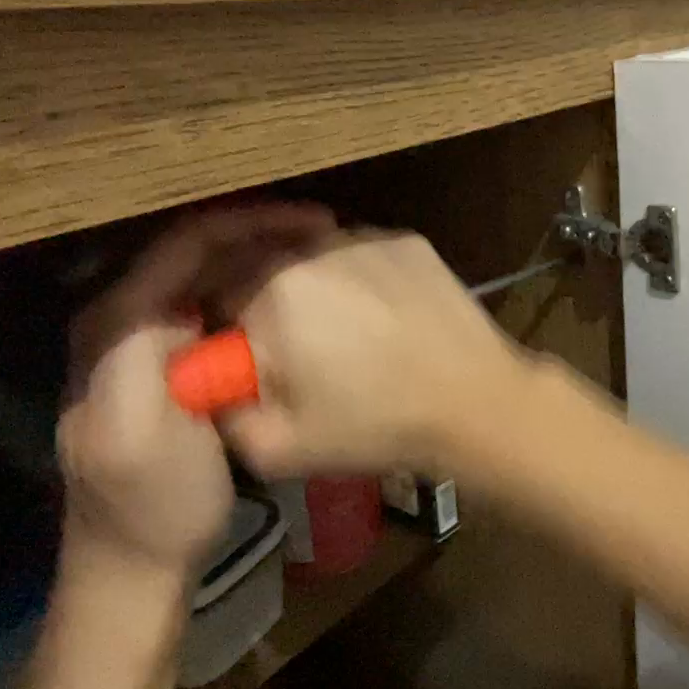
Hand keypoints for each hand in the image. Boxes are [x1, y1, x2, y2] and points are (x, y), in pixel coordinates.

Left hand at [59, 204, 334, 571]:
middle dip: (262, 234)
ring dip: (263, 259)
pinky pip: (219, 305)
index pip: (184, 245)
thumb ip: (143, 352)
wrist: (140, 566)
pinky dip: (257, 291)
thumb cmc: (151, 501)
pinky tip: (293, 296)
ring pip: (211, 275)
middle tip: (325, 235)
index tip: (311, 224)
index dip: (249, 224)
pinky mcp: (176, 363)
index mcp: (115, 324)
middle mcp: (126, 320)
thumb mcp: (139, 431)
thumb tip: (184, 288)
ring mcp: (151, 342)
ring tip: (317, 256)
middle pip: (198, 252)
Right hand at [217, 231, 534, 478]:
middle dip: (272, 302)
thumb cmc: (375, 426)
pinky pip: (365, 254)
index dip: (230, 326)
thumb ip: (227, 414)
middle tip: (303, 347)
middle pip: (268, 264)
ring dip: (318, 285)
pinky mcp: (411, 242)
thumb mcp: (278, 449)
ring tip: (349, 332)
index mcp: (274, 289)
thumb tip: (214, 386)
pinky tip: (387, 315)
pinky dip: (364, 277)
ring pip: (318, 255)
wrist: (474, 400)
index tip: (253, 356)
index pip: (219, 290)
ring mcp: (370, 238)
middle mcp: (316, 247)